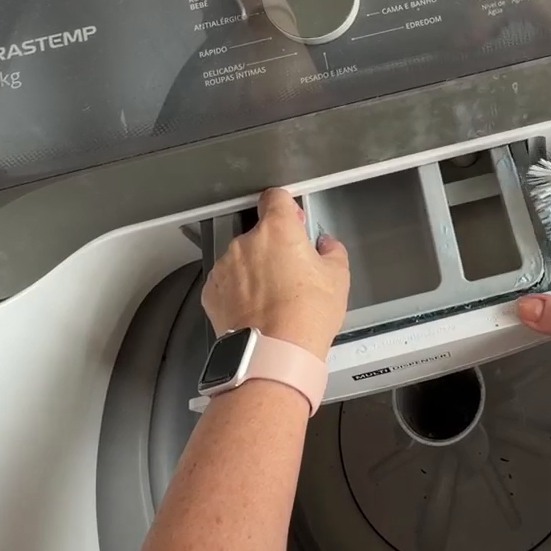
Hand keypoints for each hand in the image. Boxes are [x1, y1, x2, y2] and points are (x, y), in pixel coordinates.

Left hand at [203, 188, 349, 357]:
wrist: (275, 354)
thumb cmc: (305, 315)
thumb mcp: (338, 276)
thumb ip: (332, 250)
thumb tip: (326, 246)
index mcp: (278, 228)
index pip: (275, 197)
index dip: (286, 207)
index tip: (292, 219)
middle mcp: (246, 242)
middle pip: (260, 232)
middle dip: (274, 246)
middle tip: (291, 271)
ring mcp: (225, 267)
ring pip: (242, 258)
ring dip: (254, 269)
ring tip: (274, 296)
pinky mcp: (212, 292)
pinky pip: (227, 282)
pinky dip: (238, 291)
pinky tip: (257, 308)